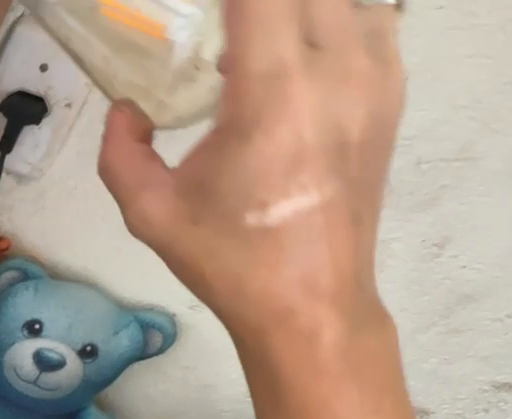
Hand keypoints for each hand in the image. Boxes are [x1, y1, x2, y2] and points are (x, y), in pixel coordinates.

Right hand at [98, 0, 404, 352]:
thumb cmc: (224, 257)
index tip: (188, 7)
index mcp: (274, 93)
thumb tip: (125, 109)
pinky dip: (325, 20)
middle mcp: (339, 66)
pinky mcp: (391, 88)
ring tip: (245, 38)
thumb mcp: (148, 213)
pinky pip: (369, 17)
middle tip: (212, 20)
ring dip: (290, 11)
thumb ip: (120, 153)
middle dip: (253, 4)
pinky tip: (287, 52)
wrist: (306, 297)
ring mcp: (377, 72)